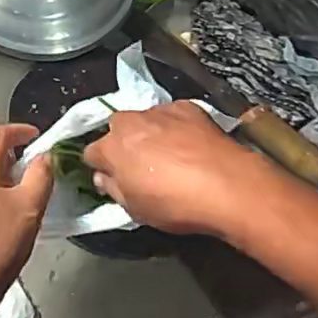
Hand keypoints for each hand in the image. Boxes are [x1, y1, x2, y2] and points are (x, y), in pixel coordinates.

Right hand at [82, 102, 280, 238]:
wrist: (226, 185)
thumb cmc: (175, 204)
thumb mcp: (136, 210)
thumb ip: (113, 189)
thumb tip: (104, 177)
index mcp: (110, 147)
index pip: (91, 153)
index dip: (100, 167)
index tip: (112, 178)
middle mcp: (128, 122)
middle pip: (117, 131)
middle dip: (124, 145)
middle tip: (142, 167)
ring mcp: (158, 111)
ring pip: (144, 121)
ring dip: (150, 134)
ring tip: (172, 157)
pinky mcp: (186, 107)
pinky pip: (172, 116)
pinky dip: (176, 127)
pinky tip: (191, 145)